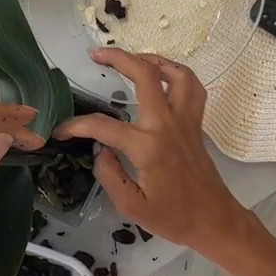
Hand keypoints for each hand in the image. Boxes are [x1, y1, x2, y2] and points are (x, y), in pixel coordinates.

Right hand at [54, 49, 254, 257]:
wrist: (213, 220)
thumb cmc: (173, 217)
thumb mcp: (131, 206)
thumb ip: (109, 175)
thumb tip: (100, 149)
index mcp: (147, 146)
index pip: (104, 126)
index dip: (77, 126)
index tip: (62, 131)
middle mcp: (167, 125)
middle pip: (145, 75)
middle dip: (119, 58)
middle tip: (96, 55)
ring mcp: (185, 120)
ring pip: (176, 74)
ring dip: (154, 60)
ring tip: (132, 59)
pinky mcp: (196, 124)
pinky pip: (192, 88)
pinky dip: (178, 74)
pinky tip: (163, 77)